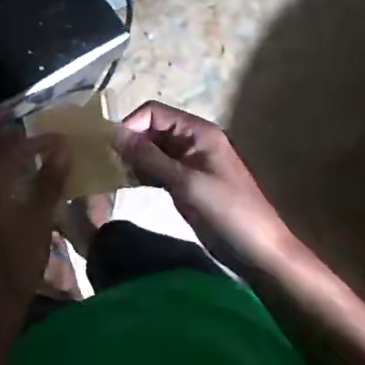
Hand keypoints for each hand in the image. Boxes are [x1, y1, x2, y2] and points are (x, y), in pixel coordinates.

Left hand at [0, 116, 70, 315]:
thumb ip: (50, 179)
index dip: (36, 139)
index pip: (10, 147)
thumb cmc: (18, 254)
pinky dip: (0, 162)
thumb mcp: (40, 216)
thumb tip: (64, 146)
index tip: (59, 137)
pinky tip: (22, 168)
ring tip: (23, 134)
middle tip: (19, 113)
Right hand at [113, 101, 295, 272]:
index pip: (153, 112)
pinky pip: (157, 169)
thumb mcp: (186, 182)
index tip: (109, 150)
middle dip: (128, 142)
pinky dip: (141, 173)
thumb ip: (149, 157)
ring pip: (152, 150)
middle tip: (105, 165)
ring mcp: (189, 163)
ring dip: (132, 159)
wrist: (259, 252)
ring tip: (111, 176)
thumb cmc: (227, 212)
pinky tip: (126, 186)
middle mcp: (192, 141)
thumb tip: (114, 134)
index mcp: (198, 131)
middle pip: (151, 129)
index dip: (130, 125)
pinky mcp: (186, 183)